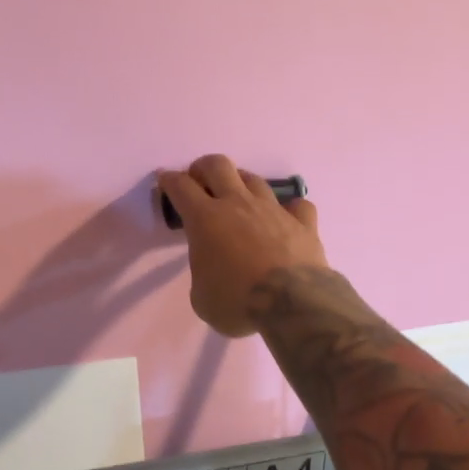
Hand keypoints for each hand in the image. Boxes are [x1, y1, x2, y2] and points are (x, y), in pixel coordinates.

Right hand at [157, 154, 327, 337]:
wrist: (292, 303)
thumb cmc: (237, 302)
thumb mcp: (202, 298)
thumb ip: (202, 274)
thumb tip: (213, 270)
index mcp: (206, 219)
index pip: (181, 187)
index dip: (170, 181)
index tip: (165, 180)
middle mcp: (239, 204)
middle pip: (218, 166)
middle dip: (203, 168)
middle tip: (200, 182)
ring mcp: (274, 210)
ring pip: (255, 180)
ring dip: (242, 184)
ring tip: (239, 199)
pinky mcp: (303, 223)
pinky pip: (297, 206)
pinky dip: (290, 210)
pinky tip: (287, 219)